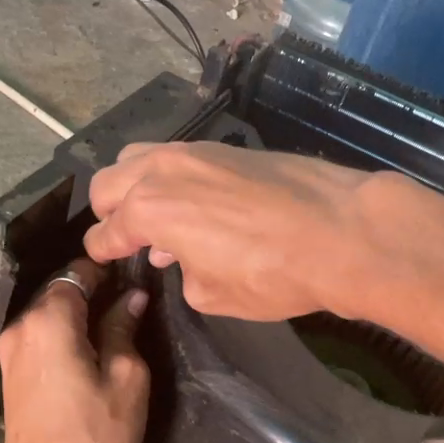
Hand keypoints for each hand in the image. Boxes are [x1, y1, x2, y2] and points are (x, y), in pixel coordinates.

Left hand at [0, 259, 150, 442]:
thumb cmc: (93, 438)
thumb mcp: (126, 380)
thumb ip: (123, 329)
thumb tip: (130, 298)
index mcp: (48, 319)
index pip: (79, 272)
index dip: (108, 271)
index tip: (135, 277)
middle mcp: (20, 325)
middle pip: (60, 290)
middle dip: (93, 291)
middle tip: (130, 303)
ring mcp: (8, 351)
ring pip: (48, 314)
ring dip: (78, 314)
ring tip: (114, 328)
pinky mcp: (8, 374)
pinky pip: (39, 336)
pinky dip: (63, 334)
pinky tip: (87, 351)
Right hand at [83, 142, 379, 321]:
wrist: (342, 231)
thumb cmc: (271, 273)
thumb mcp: (211, 294)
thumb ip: (182, 273)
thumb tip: (181, 257)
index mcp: (149, 209)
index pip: (106, 231)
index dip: (101, 251)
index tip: (103, 259)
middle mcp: (162, 170)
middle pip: (108, 182)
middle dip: (107, 211)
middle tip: (123, 236)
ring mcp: (196, 152)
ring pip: (140, 157)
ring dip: (135, 185)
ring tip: (155, 214)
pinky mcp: (227, 148)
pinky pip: (179, 157)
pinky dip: (171, 177)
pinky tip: (194, 202)